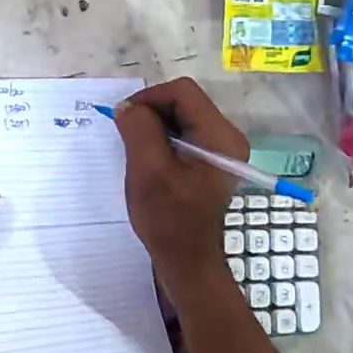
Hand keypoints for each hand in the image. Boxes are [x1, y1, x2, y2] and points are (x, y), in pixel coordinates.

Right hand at [115, 78, 249, 290]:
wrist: (186, 260)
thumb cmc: (168, 218)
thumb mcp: (148, 169)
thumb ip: (139, 128)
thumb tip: (128, 106)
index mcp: (220, 136)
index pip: (182, 92)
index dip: (150, 98)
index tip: (125, 118)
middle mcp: (227, 136)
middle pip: (183, 101)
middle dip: (152, 112)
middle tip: (128, 135)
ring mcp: (221, 148)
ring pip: (181, 115)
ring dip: (155, 126)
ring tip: (139, 151)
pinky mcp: (211, 159)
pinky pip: (184, 132)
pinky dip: (162, 138)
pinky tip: (150, 159)